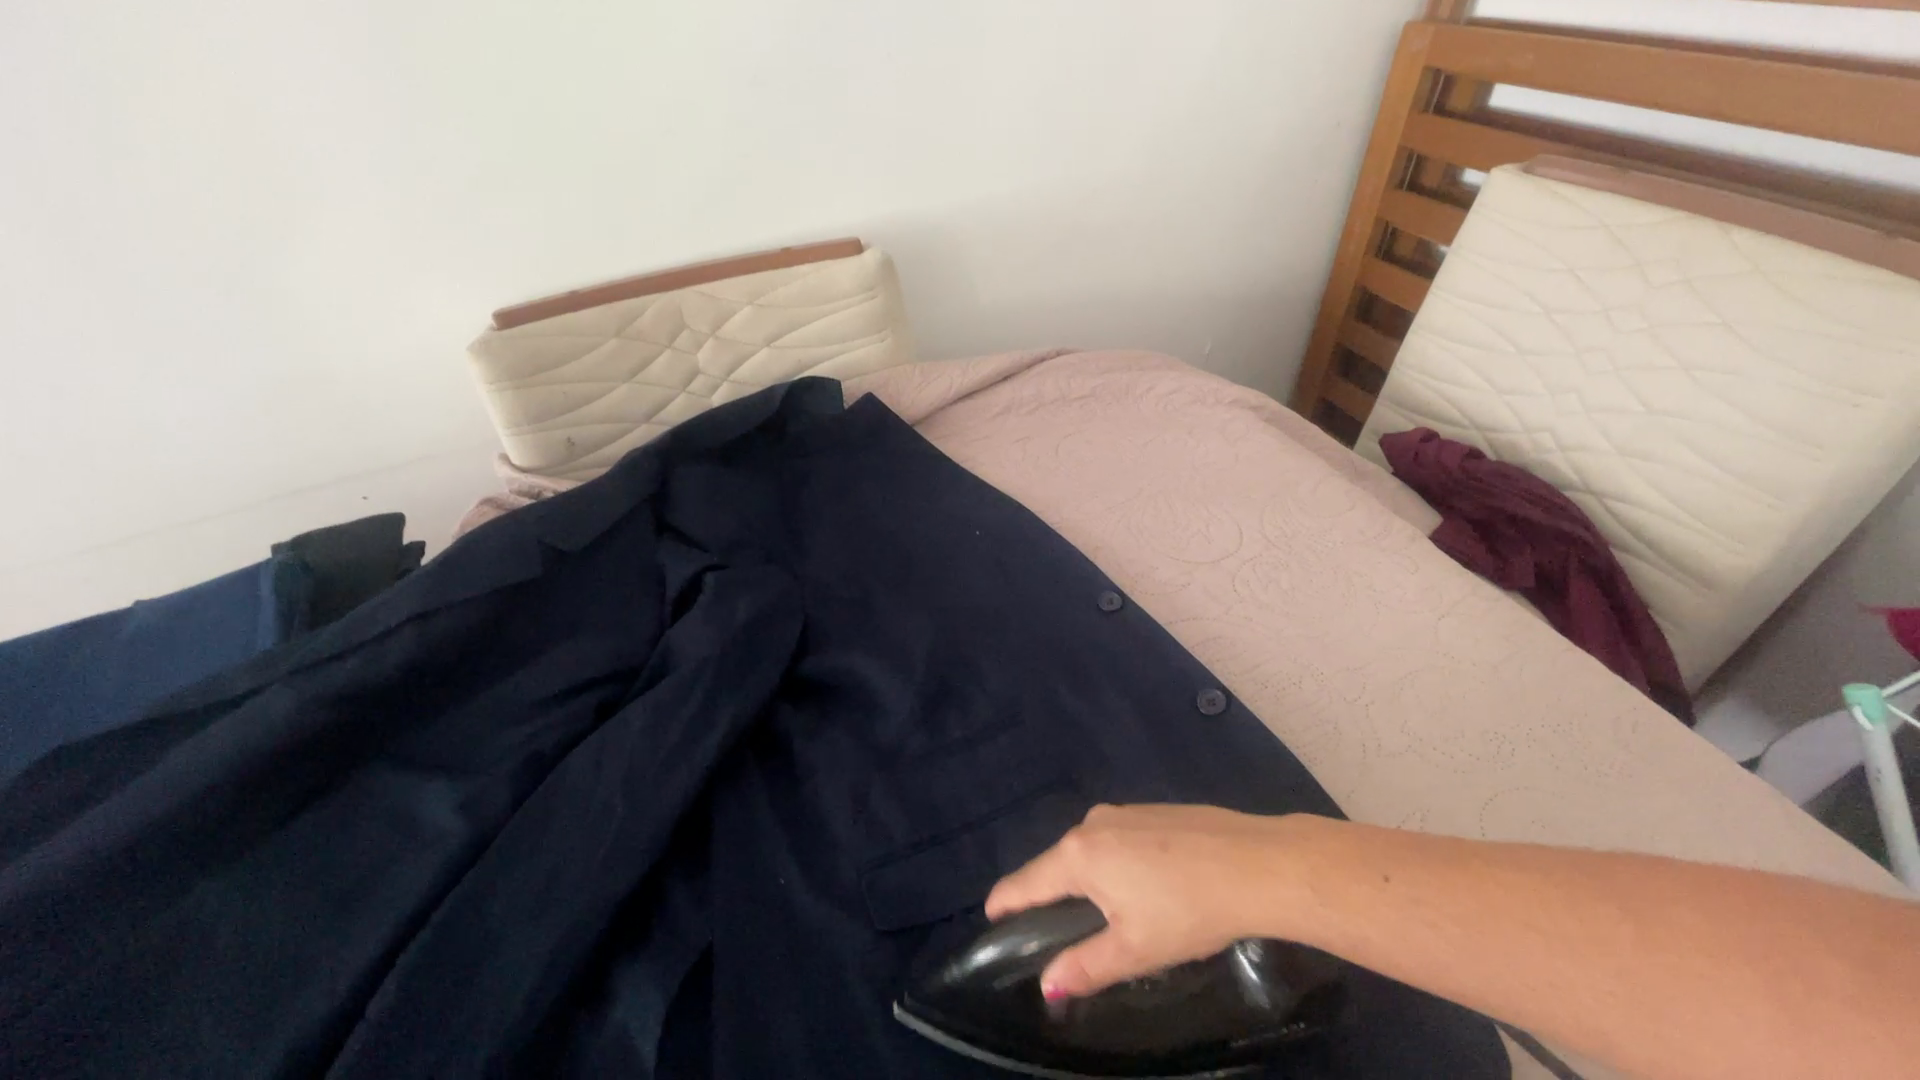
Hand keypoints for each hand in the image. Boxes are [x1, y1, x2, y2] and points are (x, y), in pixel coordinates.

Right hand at [984, 804, 1308, 999]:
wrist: (1258, 864)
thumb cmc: (1188, 910)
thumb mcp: (1135, 948)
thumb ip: (1085, 966)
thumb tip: (1048, 985)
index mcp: (1079, 856)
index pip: (1025, 882)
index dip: (1004, 904)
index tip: (992, 921)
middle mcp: (1093, 824)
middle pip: (1056, 864)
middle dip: (1050, 896)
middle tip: (1056, 933)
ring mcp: (1126, 811)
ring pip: (1090, 850)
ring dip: (1088, 879)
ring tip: (1106, 914)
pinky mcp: (1155, 810)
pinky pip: (1119, 839)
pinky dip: (1117, 862)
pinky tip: (1146, 886)